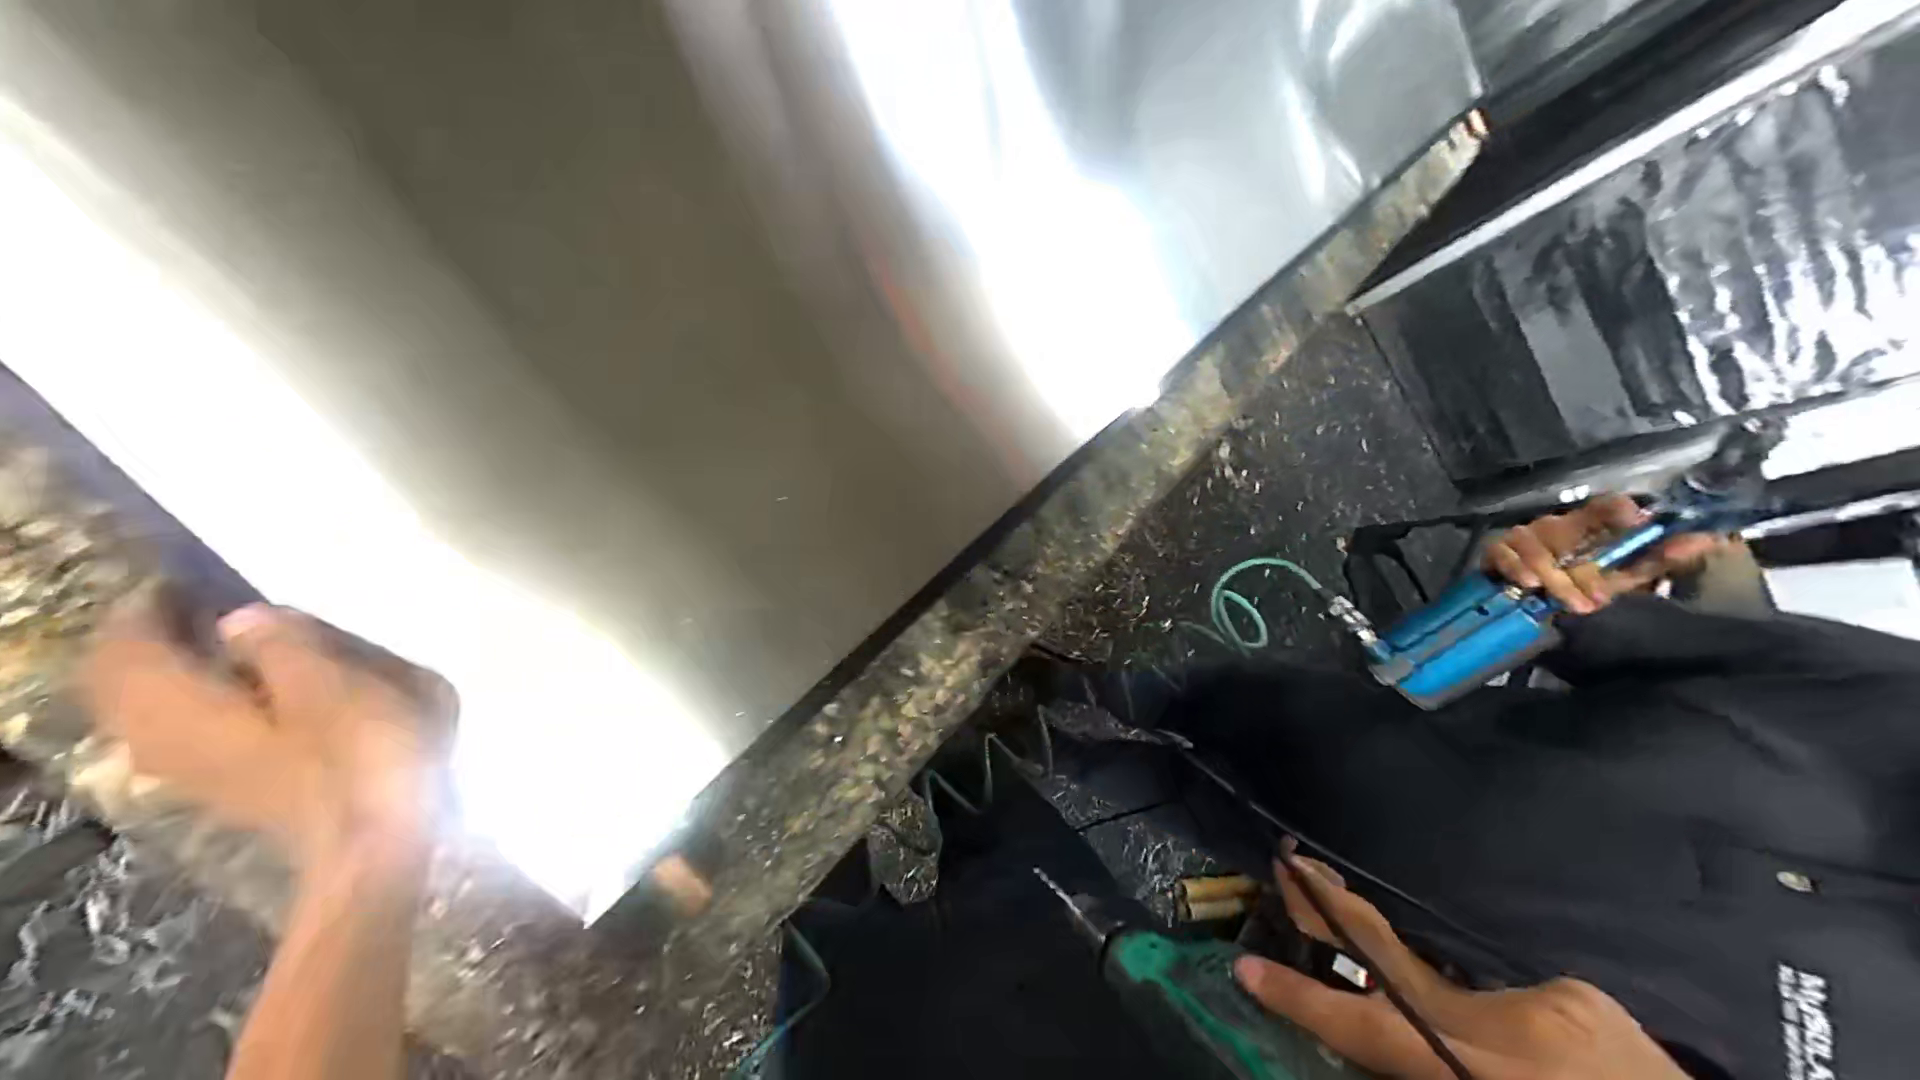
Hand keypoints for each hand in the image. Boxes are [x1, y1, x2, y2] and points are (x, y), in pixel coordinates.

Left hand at [80, 593, 455, 870]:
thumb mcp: (337, 685)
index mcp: (184, 710)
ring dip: (179, 669)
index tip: (188, 578)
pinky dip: (206, 697)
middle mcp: (166, 741)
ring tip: (231, 643)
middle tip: (204, 605)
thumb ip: (286, 644)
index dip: (152, 606)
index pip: (132, 646)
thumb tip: (242, 619)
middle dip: (155, 638)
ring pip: (154, 706)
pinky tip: (252, 691)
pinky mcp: (232, 784)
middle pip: (128, 679)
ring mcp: (196, 769)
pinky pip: (189, 726)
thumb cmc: (364, 755)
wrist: (380, 839)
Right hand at [1235, 856, 1686, 1079]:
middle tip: (1292, 865)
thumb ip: (1427, 1063)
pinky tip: (1545, 1056)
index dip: (1300, 999)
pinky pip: (1513, 997)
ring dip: (1434, 990)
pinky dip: (1507, 1020)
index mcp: (1473, 1071)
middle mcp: (1507, 1034)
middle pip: (1391, 956)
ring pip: (1456, 983)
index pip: (1365, 1029)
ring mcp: (1551, 1005)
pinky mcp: (1586, 998)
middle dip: (1333, 908)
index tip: (1247, 969)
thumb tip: (1379, 1032)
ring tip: (1471, 1029)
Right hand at [1482, 494, 1727, 614]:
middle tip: (1599, 600)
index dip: (1616, 510)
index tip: (1635, 520)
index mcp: (1592, 526)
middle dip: (1581, 570)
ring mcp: (1524, 536)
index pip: (1605, 506)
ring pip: (1535, 547)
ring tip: (1572, 604)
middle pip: (1564, 530)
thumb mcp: (1629, 576)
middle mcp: (1557, 525)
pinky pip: (1503, 553)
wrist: (1542, 608)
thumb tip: (1704, 539)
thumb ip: (1660, 559)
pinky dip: (1516, 568)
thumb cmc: (1589, 587)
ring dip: (1555, 579)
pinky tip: (1530, 585)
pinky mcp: (1497, 550)